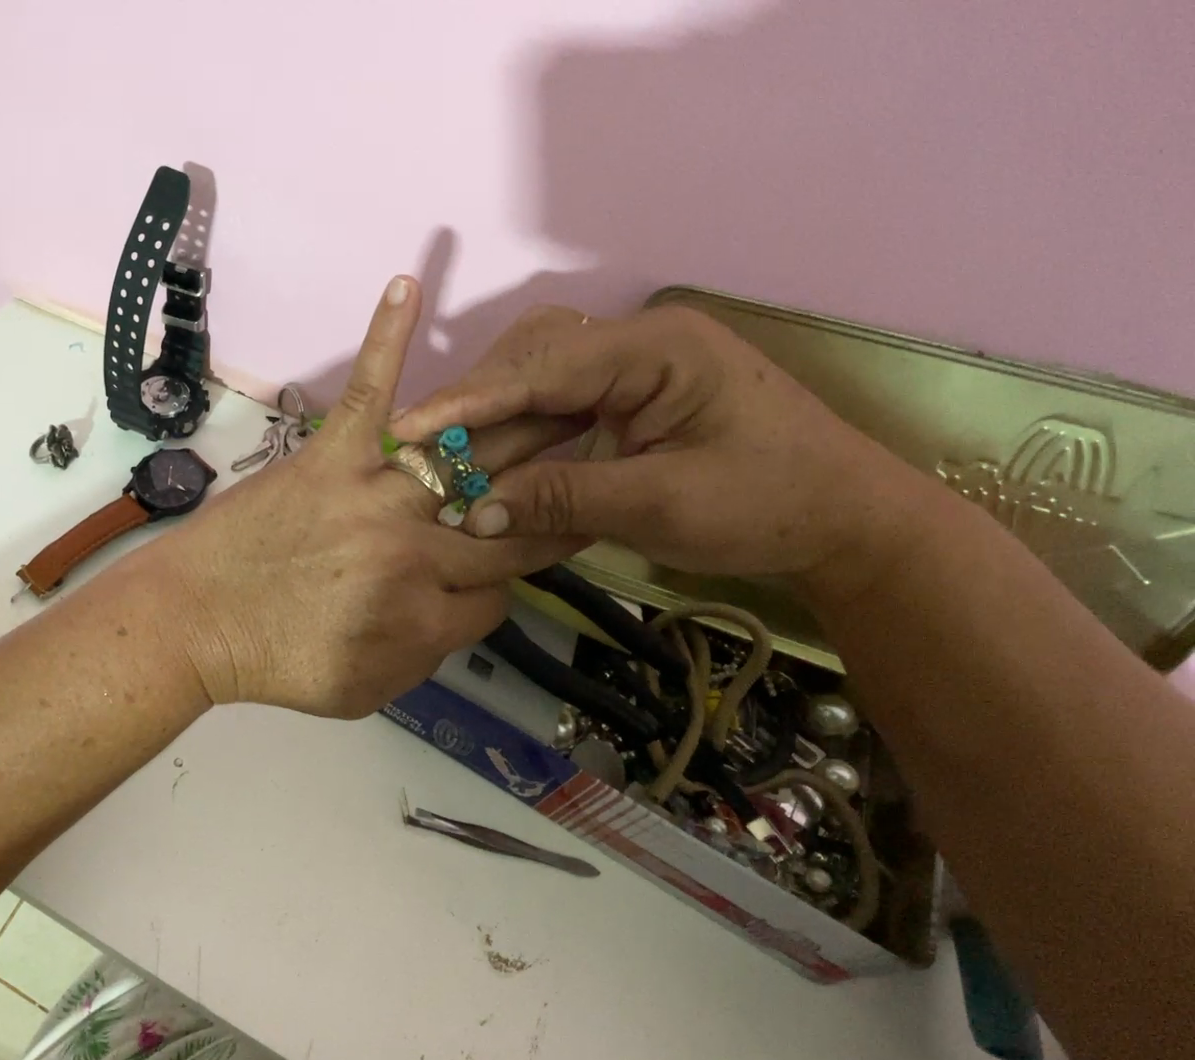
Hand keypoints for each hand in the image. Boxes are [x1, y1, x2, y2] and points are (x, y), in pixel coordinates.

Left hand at [131, 277, 579, 717]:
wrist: (192, 623)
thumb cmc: (276, 665)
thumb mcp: (368, 690)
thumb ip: (431, 652)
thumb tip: (467, 606)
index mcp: (427, 611)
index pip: (504, 586)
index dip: (502, 582)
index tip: (491, 572)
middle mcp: (414, 545)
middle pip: (505, 514)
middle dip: (549, 495)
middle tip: (591, 462)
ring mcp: (372, 490)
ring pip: (467, 452)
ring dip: (522, 420)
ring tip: (567, 389)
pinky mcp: (328, 453)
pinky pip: (367, 389)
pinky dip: (387, 337)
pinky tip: (408, 283)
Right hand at [389, 304, 937, 599]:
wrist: (847, 523)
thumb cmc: (769, 507)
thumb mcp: (661, 507)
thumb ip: (562, 500)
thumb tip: (473, 514)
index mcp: (655, 349)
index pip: (540, 367)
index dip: (467, 402)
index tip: (406, 431)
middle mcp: (639, 341)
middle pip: (531, 355)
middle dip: (473, 404)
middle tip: (420, 450)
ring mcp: (637, 366)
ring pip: (539, 374)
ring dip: (492, 416)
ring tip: (446, 457)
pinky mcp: (633, 395)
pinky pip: (560, 401)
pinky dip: (521, 430)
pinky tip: (493, 458)